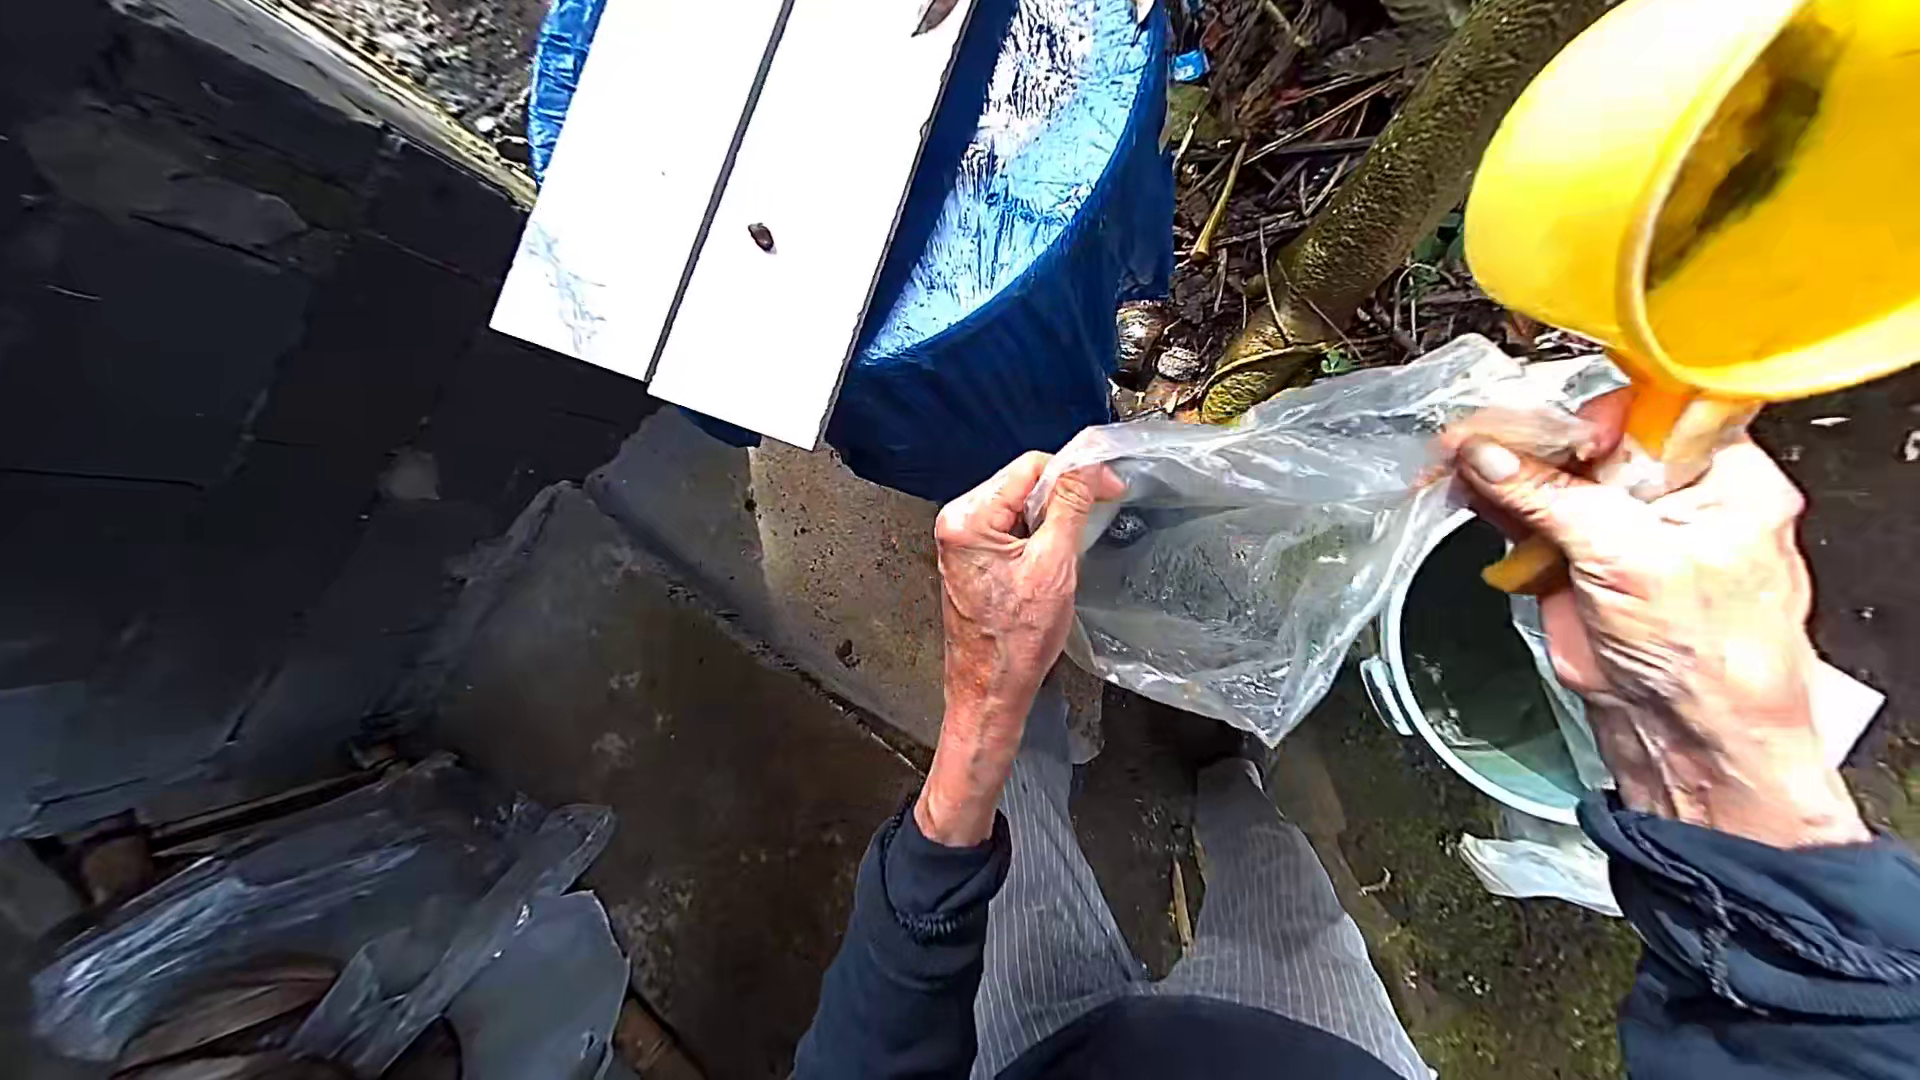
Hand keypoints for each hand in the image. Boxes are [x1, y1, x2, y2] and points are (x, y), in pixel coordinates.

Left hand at [915, 452, 1123, 845]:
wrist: (990, 690)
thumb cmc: (1014, 642)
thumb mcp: (1053, 566)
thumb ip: (1070, 506)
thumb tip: (1087, 466)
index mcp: (967, 519)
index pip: (1028, 466)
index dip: (1073, 473)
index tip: (1106, 486)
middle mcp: (956, 523)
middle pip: (1021, 483)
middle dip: (1061, 498)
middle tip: (1091, 519)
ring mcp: (961, 540)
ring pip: (1019, 506)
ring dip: (1051, 519)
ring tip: (1065, 553)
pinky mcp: (972, 556)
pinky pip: (1010, 528)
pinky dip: (1037, 536)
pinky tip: (1049, 560)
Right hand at [1457, 403, 1867, 848]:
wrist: (1669, 717)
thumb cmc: (1706, 652)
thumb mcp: (1631, 559)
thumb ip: (1554, 500)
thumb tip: (1490, 456)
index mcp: (1717, 480)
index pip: (1648, 416)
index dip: (1587, 417)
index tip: (1535, 431)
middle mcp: (1662, 494)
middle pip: (1581, 442)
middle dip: (1521, 440)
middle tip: (1469, 441)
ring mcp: (1608, 522)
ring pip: (1542, 474)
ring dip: (1493, 469)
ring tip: (1451, 465)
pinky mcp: (1565, 548)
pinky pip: (1519, 509)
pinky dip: (1487, 500)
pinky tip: (1463, 491)